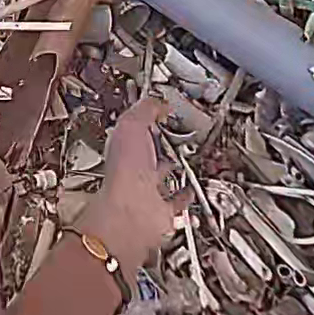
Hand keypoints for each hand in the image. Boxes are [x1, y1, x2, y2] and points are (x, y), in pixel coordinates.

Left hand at [75, 97, 187, 270]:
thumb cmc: (126, 170)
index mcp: (122, 145)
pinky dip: (185, 195)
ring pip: (162, 174)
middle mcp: (132, 168)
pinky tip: (191, 189)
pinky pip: (176, 201)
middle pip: (148, 150)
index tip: (162, 110)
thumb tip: (157, 101)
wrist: (133, 212)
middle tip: (175, 134)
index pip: (135, 125)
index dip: (147, 116)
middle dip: (161, 142)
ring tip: (185, 158)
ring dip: (173, 167)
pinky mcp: (161, 210)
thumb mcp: (133, 125)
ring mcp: (146, 189)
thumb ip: (146, 110)